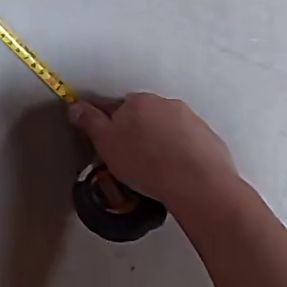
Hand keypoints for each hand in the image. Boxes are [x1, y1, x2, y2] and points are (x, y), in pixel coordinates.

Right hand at [67, 93, 242, 214]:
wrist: (198, 186)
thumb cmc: (147, 162)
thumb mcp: (105, 142)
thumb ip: (88, 121)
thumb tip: (75, 107)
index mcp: (138, 101)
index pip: (117, 107)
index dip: (110, 126)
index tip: (110, 144)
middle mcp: (167, 104)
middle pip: (144, 116)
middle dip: (138, 133)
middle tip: (131, 159)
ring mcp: (192, 122)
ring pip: (168, 130)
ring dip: (160, 143)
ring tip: (155, 171)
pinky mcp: (211, 142)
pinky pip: (189, 145)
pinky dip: (182, 156)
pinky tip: (175, 175)